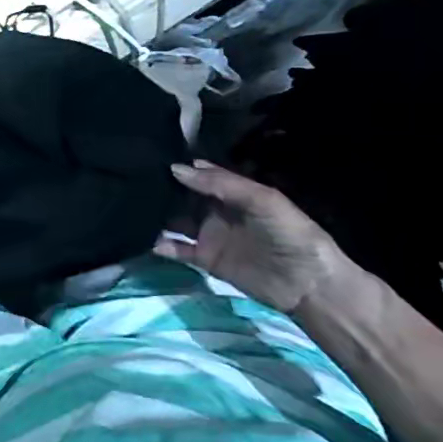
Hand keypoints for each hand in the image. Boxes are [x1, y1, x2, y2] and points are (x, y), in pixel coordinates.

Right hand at [153, 160, 361, 314]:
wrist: (309, 283)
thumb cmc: (290, 233)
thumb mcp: (262, 199)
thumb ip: (220, 183)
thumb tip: (175, 169)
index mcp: (233, 193)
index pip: (200, 174)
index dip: (180, 167)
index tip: (149, 157)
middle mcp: (217, 211)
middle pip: (183, 196)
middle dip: (162, 189)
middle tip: (133, 180)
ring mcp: (209, 236)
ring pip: (175, 221)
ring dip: (157, 216)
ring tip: (133, 208)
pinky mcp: (205, 260)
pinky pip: (177, 250)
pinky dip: (161, 245)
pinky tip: (148, 240)